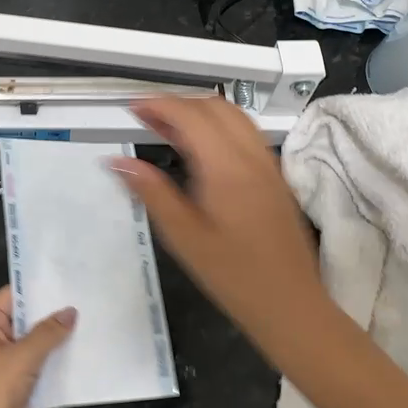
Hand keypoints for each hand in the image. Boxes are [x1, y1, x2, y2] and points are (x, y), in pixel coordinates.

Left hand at [0, 286, 75, 407]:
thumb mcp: (22, 357)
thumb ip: (47, 333)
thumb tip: (70, 311)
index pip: (11, 296)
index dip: (39, 291)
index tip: (70, 283)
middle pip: (21, 321)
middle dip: (50, 318)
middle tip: (86, 305)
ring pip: (29, 347)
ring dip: (53, 344)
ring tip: (88, 329)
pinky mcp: (7, 389)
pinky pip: (31, 370)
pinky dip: (49, 366)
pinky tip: (76, 361)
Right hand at [107, 97, 331, 359]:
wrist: (290, 304)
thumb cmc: (232, 275)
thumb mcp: (183, 236)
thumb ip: (151, 192)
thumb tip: (117, 161)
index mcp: (227, 168)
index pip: (191, 116)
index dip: (159, 105)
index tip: (132, 108)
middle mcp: (252, 157)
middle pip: (215, 107)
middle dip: (178, 103)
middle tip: (145, 116)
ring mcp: (268, 166)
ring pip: (234, 117)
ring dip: (199, 112)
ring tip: (167, 127)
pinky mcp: (275, 178)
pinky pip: (246, 134)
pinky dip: (218, 127)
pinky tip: (198, 149)